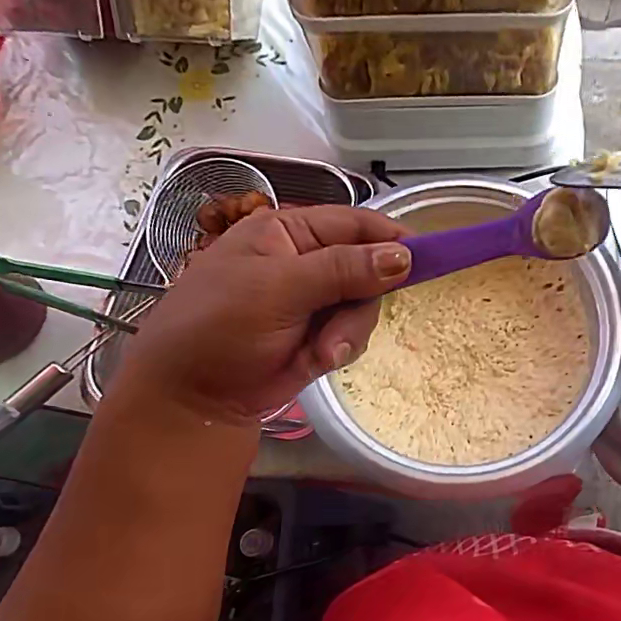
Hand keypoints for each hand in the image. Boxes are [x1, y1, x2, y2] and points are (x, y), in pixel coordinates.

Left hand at [115, 205, 411, 424]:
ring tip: (321, 351)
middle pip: (368, 267)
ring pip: (364, 306)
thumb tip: (404, 256)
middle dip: (361, 299)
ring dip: (348, 331)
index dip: (390, 236)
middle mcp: (305, 261)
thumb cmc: (219, 326)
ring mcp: (313, 301)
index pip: (352, 223)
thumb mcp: (278, 288)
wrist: (193, 397)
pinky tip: (315, 360)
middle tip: (347, 322)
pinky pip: (353, 334)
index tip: (427, 255)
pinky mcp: (319, 336)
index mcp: (287, 232)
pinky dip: (340, 349)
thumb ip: (343, 270)